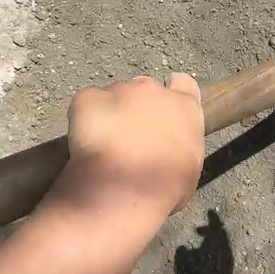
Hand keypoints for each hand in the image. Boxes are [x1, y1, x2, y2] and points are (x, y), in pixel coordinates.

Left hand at [62, 74, 204, 216]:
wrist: (124, 189)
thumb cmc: (165, 187)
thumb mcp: (189, 166)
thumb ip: (181, 144)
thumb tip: (169, 148)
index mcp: (184, 107)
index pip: (183, 84)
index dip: (173, 93)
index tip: (165, 110)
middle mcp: (154, 90)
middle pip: (145, 89)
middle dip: (138, 107)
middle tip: (132, 137)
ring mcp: (120, 90)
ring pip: (115, 95)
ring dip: (112, 113)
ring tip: (106, 145)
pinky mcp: (89, 97)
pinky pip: (87, 103)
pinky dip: (85, 118)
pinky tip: (87, 144)